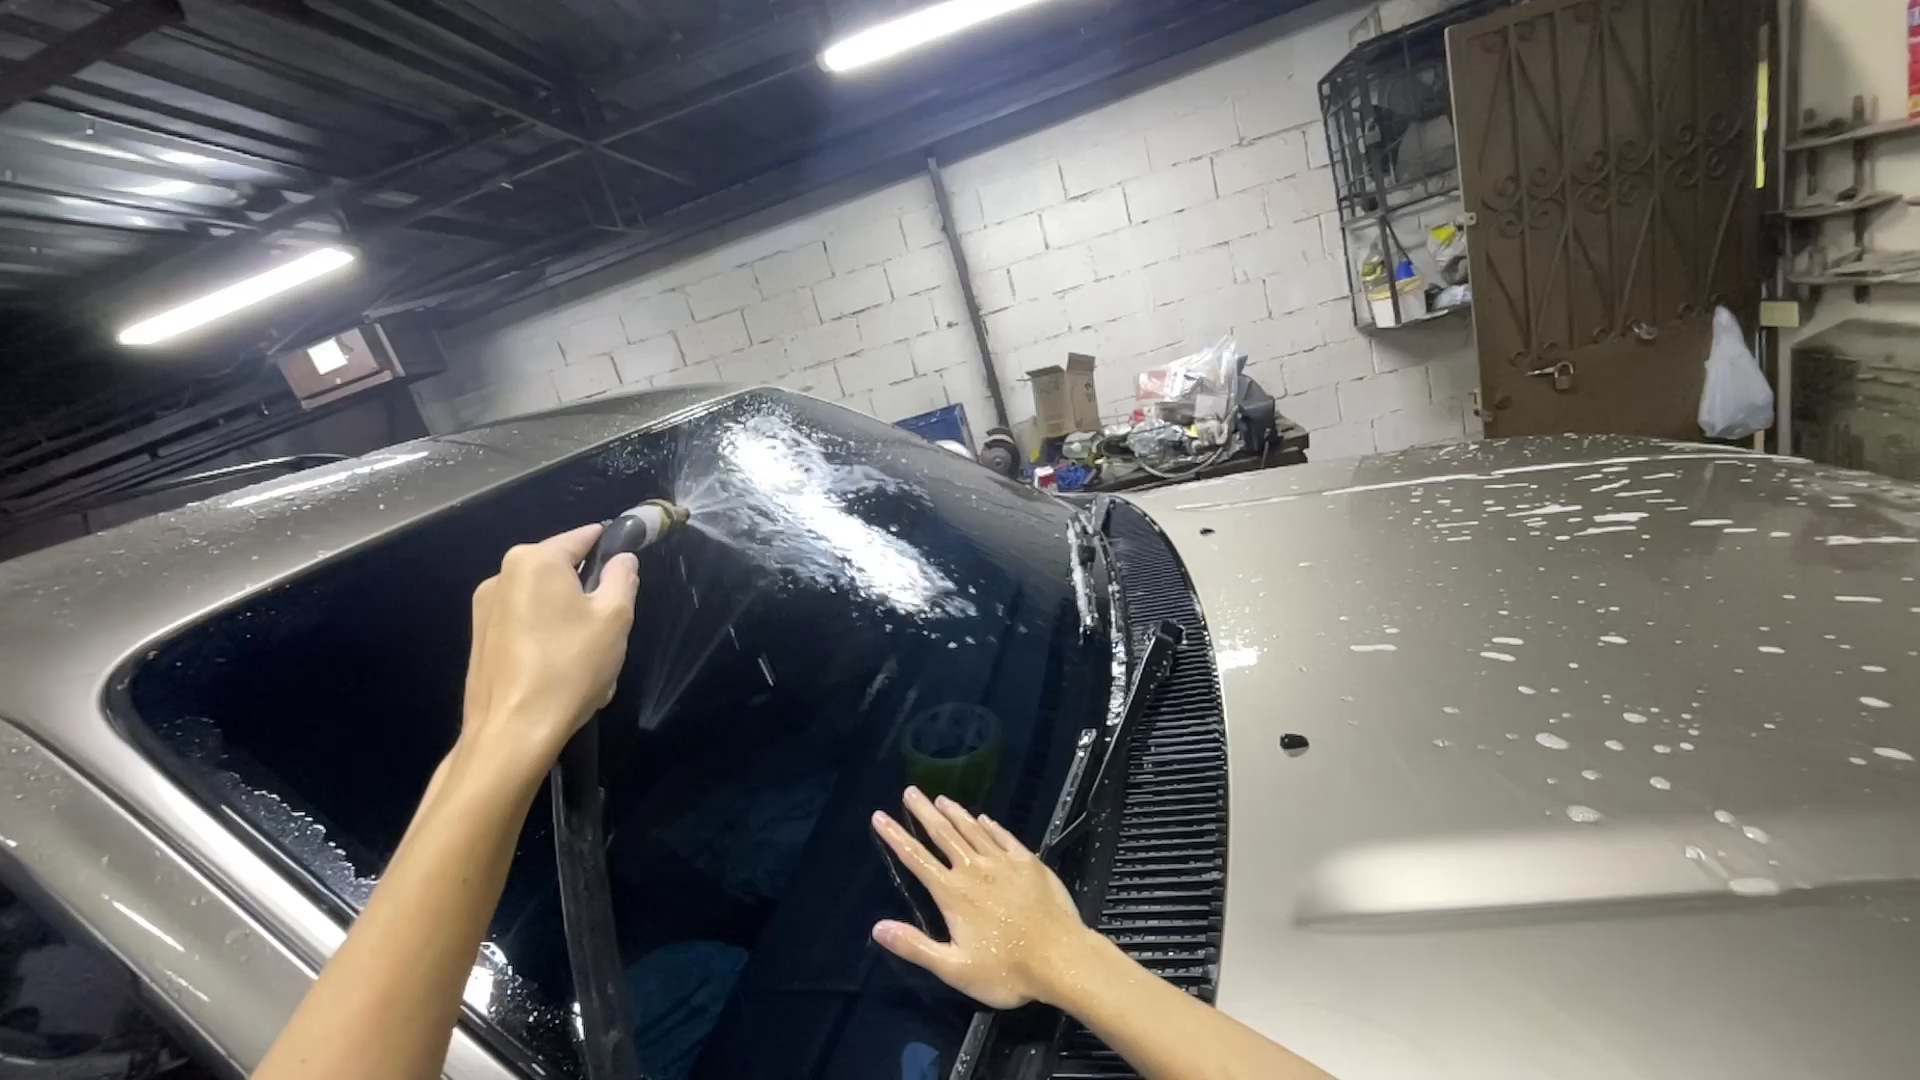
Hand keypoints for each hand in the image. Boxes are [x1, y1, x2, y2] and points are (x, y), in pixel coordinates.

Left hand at [461, 524, 638, 774]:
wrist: (513, 732)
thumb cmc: (570, 667)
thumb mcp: (615, 618)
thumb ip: (623, 578)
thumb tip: (622, 560)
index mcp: (534, 561)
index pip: (582, 538)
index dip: (611, 545)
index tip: (631, 563)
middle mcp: (503, 576)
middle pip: (562, 571)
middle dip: (589, 591)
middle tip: (612, 625)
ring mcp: (485, 609)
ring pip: (546, 601)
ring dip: (570, 618)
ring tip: (589, 657)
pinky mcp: (481, 640)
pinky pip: (527, 625)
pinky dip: (549, 638)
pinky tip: (563, 671)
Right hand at [869, 787, 1101, 1009]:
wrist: (1060, 957)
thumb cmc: (1006, 969)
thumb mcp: (954, 968)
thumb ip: (915, 946)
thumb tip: (878, 927)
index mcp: (953, 893)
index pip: (917, 858)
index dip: (896, 836)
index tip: (880, 816)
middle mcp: (974, 869)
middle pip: (944, 834)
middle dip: (924, 811)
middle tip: (911, 791)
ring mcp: (1003, 862)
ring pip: (973, 830)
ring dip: (955, 812)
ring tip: (941, 798)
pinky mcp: (1028, 862)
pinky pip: (1004, 837)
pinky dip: (991, 825)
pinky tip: (984, 818)